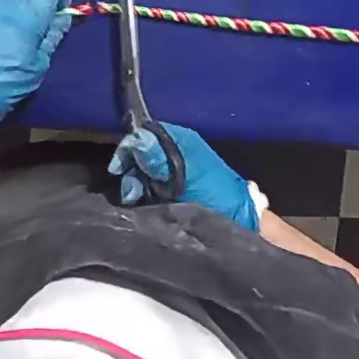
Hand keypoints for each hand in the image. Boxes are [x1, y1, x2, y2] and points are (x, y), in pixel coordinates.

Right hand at [107, 123, 259, 230]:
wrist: (241, 224)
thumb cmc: (216, 198)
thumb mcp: (188, 177)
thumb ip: (161, 159)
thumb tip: (135, 139)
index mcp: (181, 141)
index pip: (144, 134)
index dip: (128, 149)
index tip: (118, 170)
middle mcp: (175, 151)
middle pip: (139, 154)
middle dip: (131, 172)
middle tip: (132, 193)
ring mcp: (173, 170)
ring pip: (141, 171)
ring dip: (136, 186)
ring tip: (139, 202)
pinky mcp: (173, 188)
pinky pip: (148, 185)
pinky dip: (143, 194)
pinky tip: (145, 205)